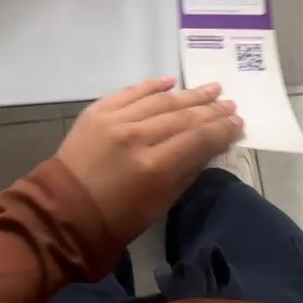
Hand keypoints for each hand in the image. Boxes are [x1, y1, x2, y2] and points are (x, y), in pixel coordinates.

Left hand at [54, 77, 242, 240]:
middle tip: (230, 103)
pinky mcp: (98, 111)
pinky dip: (152, 85)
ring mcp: (116, 120)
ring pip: (160, 101)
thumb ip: (185, 173)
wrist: (64, 211)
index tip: (238, 122)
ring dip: (188, 94)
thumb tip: (208, 148)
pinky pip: (131, 92)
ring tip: (211, 89)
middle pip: (182, 117)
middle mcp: (137, 137)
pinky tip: (170, 81)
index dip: (221, 130)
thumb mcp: (159, 205)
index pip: (198, 140)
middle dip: (210, 110)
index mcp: (154, 167)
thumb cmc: (116, 220)